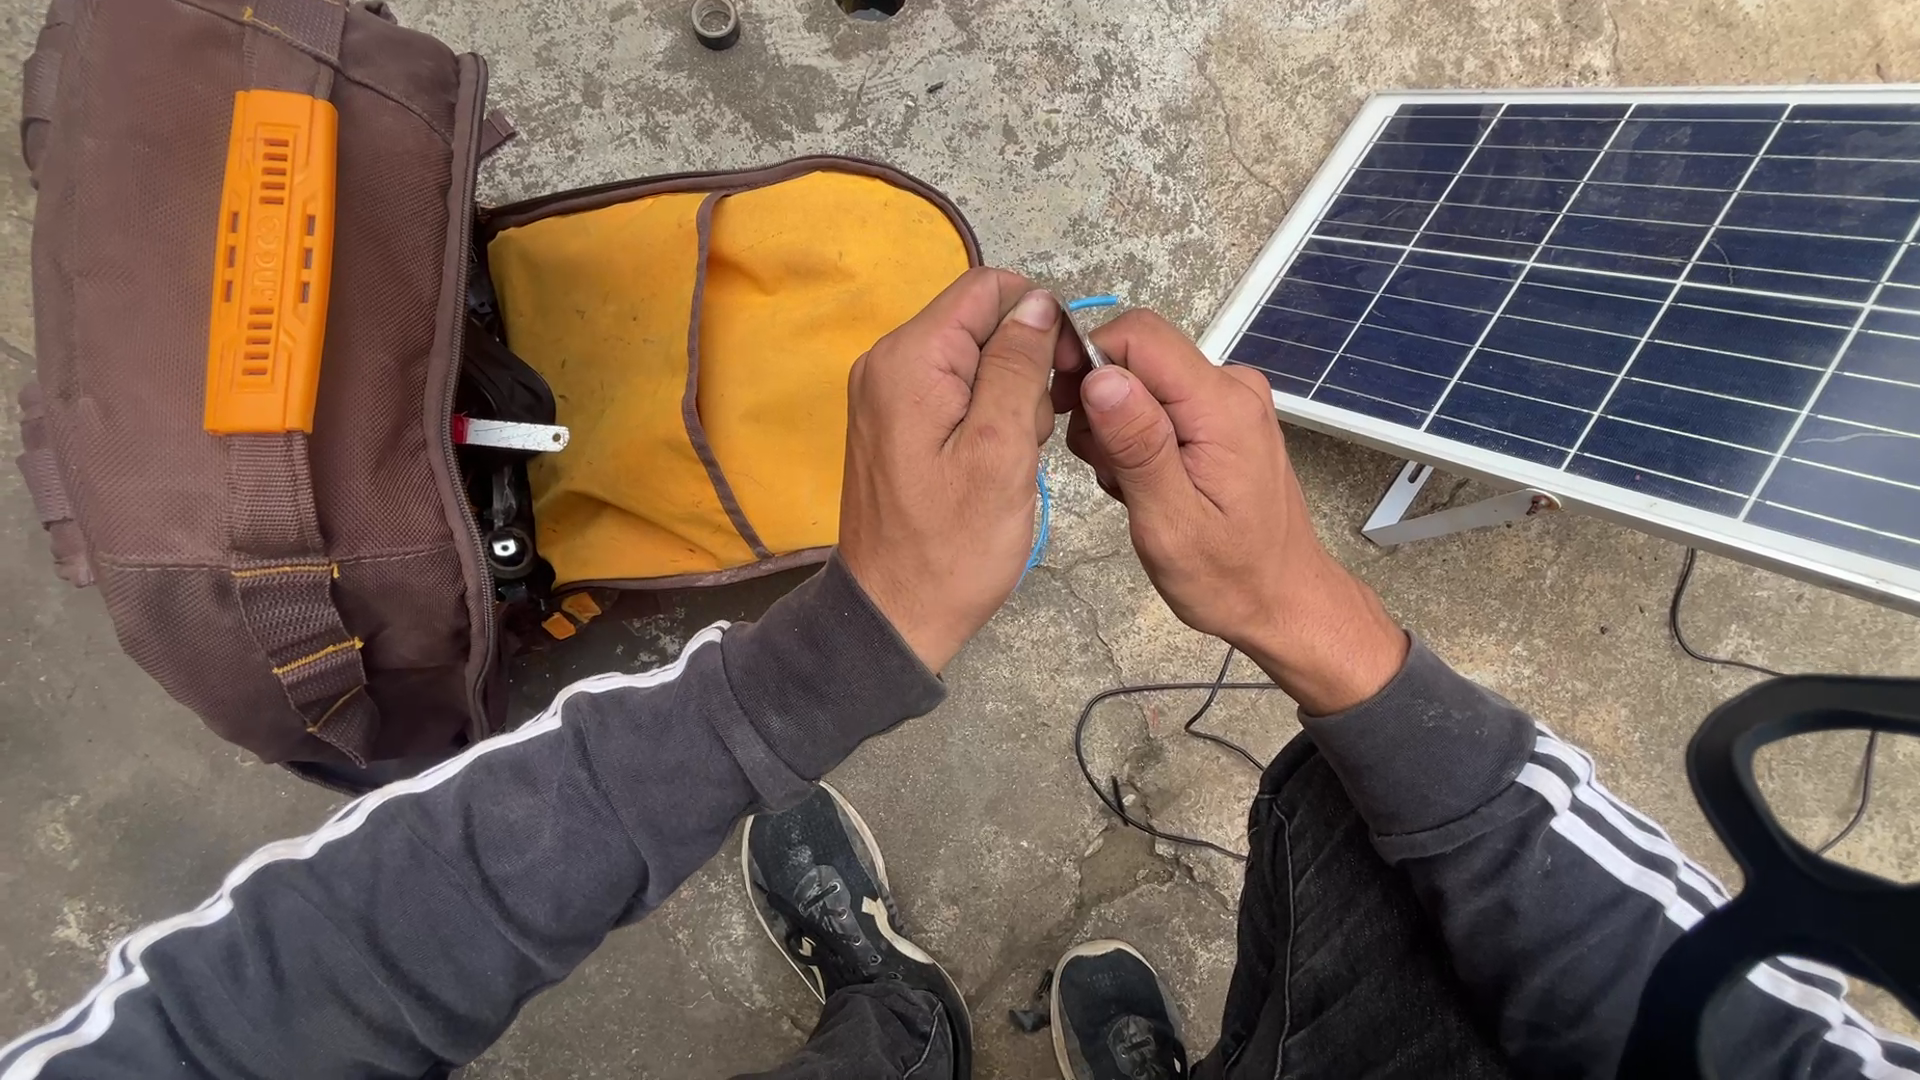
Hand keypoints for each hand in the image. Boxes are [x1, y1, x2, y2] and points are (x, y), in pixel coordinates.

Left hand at [838, 268, 1070, 673]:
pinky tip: (993, 464)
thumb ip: (1017, 366)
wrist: (896, 613)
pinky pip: (954, 395)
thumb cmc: (953, 545)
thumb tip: (1037, 304)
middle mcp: (887, 364)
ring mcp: (886, 396)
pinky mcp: (894, 425)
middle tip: (1031, 435)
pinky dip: (985, 419)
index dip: (1038, 318)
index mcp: (909, 360)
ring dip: (1009, 399)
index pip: (986, 289)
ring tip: (1012, 458)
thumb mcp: (1000, 450)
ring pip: (973, 362)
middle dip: (1023, 368)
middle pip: (979, 325)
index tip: (1064, 373)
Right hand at [1056, 310, 1406, 713]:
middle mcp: (1231, 386)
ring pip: (1141, 382)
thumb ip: (1137, 445)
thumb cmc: (1227, 576)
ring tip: (1129, 487)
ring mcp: (1229, 400)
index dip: (1087, 359)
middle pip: (1136, 356)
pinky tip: (1145, 484)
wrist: (1283, 601)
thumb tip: (1100, 376)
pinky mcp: (1222, 418)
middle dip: (1099, 404)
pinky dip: (1136, 439)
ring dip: (1115, 429)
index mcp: (1221, 405)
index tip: (1064, 411)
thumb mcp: (1170, 522)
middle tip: (1105, 471)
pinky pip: (1158, 404)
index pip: (1138, 336)